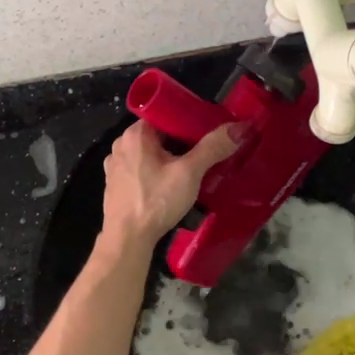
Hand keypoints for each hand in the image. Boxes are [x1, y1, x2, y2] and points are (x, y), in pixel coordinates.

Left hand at [100, 121, 244, 249]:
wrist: (127, 239)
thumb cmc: (156, 201)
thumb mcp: (190, 172)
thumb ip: (214, 148)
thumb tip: (240, 127)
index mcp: (136, 134)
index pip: (165, 115)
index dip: (187, 121)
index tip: (207, 132)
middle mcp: (121, 144)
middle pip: (157, 135)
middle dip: (180, 142)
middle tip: (204, 153)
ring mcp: (114, 166)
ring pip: (148, 154)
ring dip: (168, 159)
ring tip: (191, 171)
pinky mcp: (114, 185)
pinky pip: (139, 170)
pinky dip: (154, 173)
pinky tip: (169, 186)